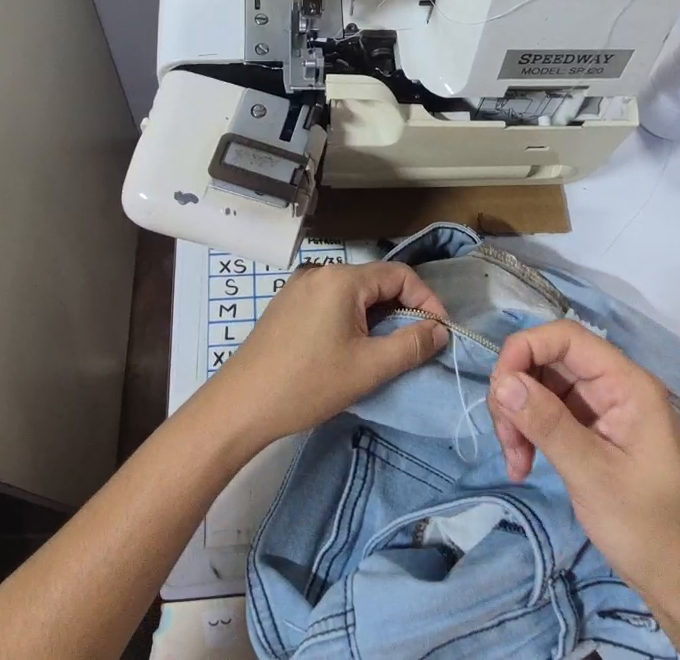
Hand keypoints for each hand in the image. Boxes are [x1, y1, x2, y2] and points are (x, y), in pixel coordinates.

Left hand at [203, 261, 449, 446]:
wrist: (241, 405)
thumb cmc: (308, 384)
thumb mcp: (370, 367)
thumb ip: (412, 344)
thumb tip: (439, 329)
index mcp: (341, 279)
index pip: (399, 275)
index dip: (426, 300)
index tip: (438, 332)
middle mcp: (319, 273)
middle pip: (376, 282)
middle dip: (402, 310)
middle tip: (416, 345)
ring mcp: (299, 288)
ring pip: (354, 295)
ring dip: (377, 317)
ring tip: (386, 351)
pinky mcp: (286, 306)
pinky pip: (331, 303)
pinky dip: (352, 320)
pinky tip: (351, 349)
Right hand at [487, 319, 679, 596]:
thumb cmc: (648, 527)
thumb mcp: (594, 474)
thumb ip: (548, 423)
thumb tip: (503, 381)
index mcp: (627, 384)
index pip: (566, 337)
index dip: (525, 350)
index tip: (499, 391)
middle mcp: (613, 387)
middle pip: (548, 360)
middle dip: (517, 393)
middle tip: (507, 439)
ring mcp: (601, 409)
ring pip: (542, 387)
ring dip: (518, 417)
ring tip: (516, 461)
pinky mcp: (591, 432)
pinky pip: (548, 414)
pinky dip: (529, 434)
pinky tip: (522, 465)